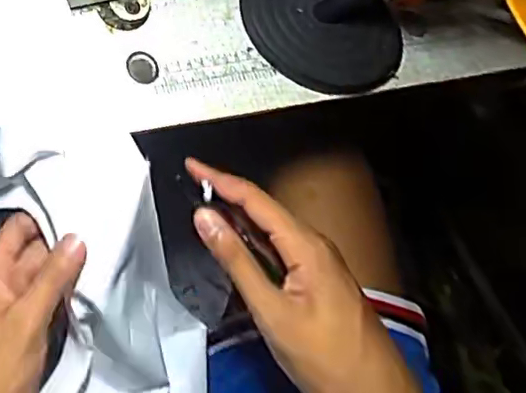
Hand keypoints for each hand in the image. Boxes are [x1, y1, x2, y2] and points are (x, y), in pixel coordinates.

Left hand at [0, 213, 85, 392]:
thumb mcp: (26, 319)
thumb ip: (51, 278)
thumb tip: (73, 242)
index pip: (18, 228)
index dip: (41, 218)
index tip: (69, 216)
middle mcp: (3, 285)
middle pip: (35, 250)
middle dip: (59, 246)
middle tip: (86, 242)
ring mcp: (17, 308)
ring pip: (45, 276)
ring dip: (64, 272)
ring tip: (88, 265)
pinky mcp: (29, 329)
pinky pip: (50, 300)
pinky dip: (64, 295)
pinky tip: (79, 295)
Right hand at [187, 158, 418, 392]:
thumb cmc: (331, 360)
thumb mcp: (272, 311)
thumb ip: (236, 260)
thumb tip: (206, 218)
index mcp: (305, 244)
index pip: (253, 197)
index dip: (219, 178)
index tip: (193, 165)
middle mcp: (316, 245)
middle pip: (263, 208)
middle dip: (227, 193)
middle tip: (196, 183)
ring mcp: (321, 262)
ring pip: (273, 228)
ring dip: (240, 216)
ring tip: (211, 209)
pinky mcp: (321, 279)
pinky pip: (283, 246)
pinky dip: (256, 238)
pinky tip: (242, 244)